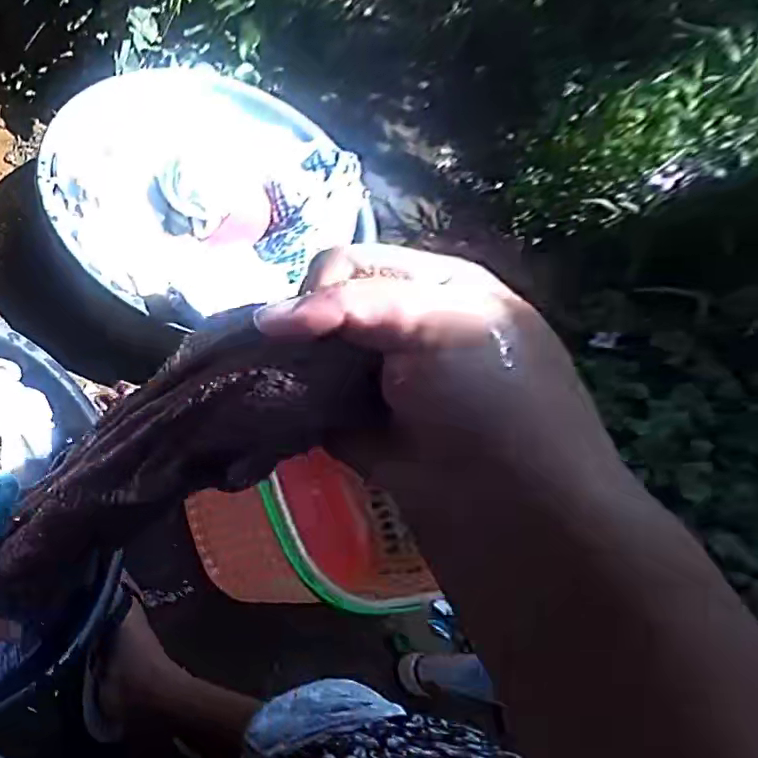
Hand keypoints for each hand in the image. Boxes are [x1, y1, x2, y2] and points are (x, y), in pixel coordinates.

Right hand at [252, 244, 624, 499]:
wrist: (496, 494)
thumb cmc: (487, 398)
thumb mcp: (439, 323)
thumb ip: (353, 306)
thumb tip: (260, 320)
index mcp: (426, 283)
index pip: (344, 262)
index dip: (318, 289)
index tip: (316, 330)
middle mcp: (388, 319)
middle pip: (310, 303)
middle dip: (295, 328)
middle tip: (299, 361)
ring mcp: (356, 367)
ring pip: (294, 346)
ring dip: (281, 362)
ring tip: (282, 384)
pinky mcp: (330, 408)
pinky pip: (288, 387)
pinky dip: (277, 393)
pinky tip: (277, 403)